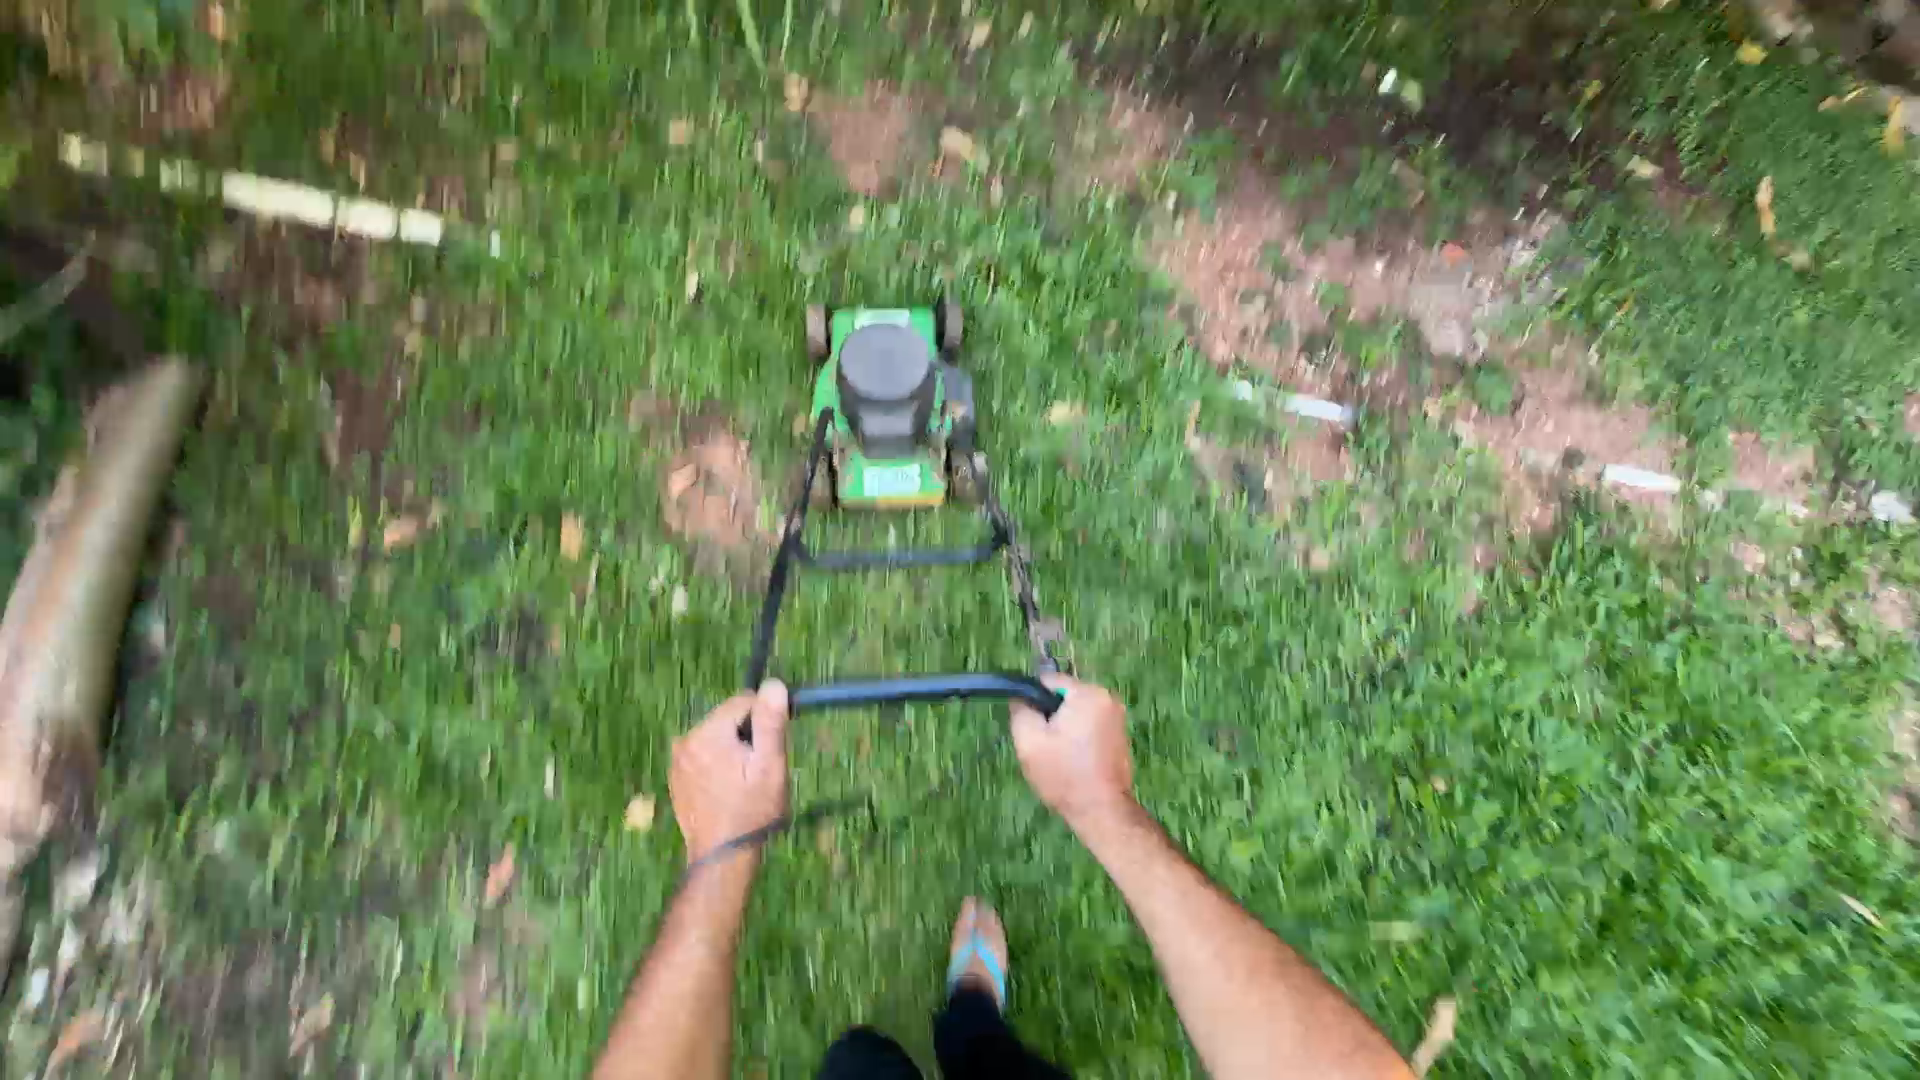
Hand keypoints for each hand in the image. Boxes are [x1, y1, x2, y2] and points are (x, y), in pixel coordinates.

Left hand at [670, 681, 789, 863]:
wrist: (721, 857)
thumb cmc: (752, 811)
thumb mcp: (770, 765)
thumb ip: (770, 722)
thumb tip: (773, 684)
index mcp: (707, 733)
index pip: (744, 701)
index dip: (765, 719)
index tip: (773, 747)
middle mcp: (685, 740)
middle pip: (728, 719)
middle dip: (747, 734)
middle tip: (759, 769)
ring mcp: (677, 760)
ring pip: (717, 736)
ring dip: (733, 749)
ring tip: (744, 782)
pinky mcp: (676, 776)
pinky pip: (704, 755)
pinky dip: (718, 763)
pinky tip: (728, 789)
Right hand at [1009, 675, 1134, 830]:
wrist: (1101, 811)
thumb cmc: (1064, 774)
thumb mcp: (1029, 740)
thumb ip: (1021, 709)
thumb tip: (1021, 697)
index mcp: (1088, 693)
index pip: (1049, 681)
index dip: (1033, 700)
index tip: (1030, 725)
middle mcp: (1108, 698)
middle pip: (1064, 696)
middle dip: (1050, 715)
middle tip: (1042, 744)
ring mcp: (1118, 717)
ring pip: (1076, 712)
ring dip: (1064, 727)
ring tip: (1057, 755)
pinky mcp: (1120, 735)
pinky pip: (1089, 725)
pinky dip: (1078, 736)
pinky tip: (1073, 760)